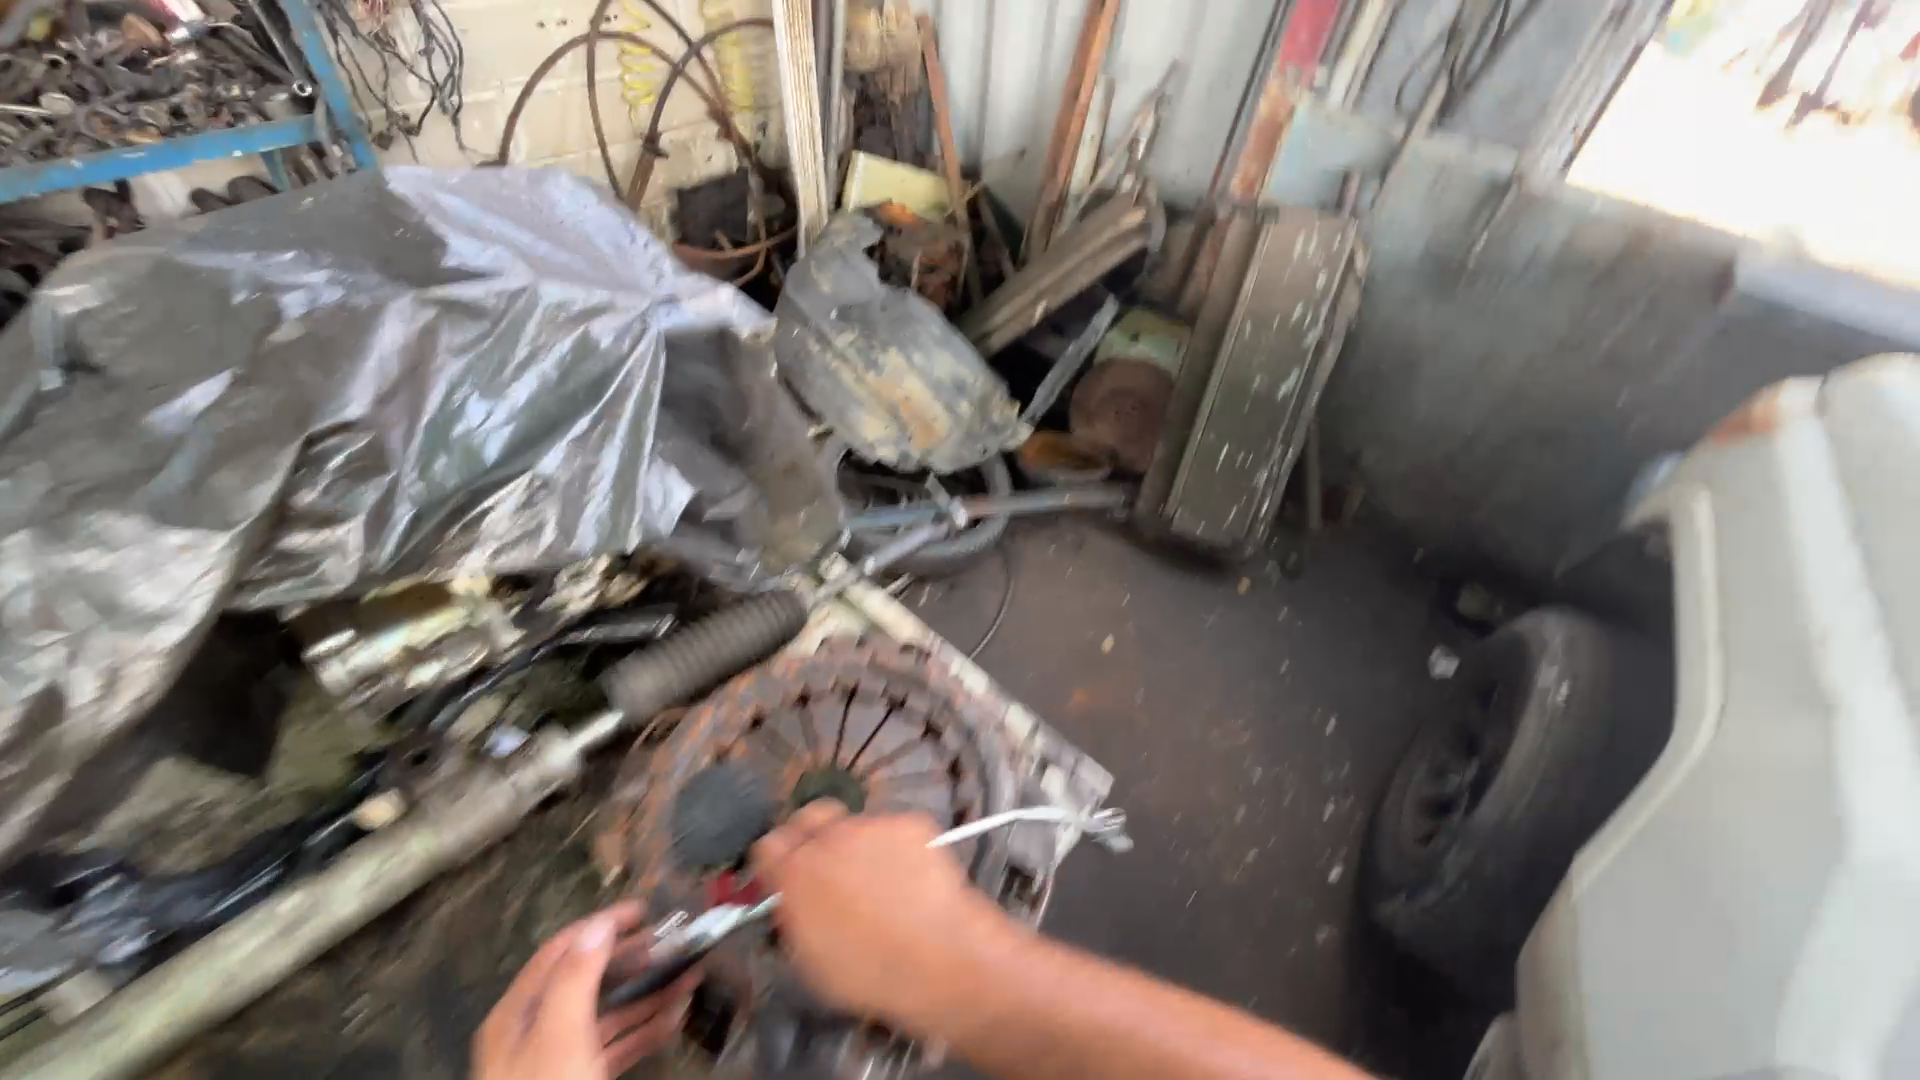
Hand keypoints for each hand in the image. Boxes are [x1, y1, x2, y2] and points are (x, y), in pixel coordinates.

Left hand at [472, 902, 700, 1079]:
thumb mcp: (560, 1036)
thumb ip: (577, 977)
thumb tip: (600, 924)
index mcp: (519, 1013)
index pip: (562, 951)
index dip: (603, 925)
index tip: (648, 910)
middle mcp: (536, 1030)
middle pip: (589, 979)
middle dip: (635, 960)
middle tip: (677, 943)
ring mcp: (559, 1061)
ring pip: (609, 1013)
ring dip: (649, 994)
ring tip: (691, 977)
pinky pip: (616, 1047)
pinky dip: (645, 1031)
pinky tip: (676, 1020)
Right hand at [749, 801, 1017, 1034]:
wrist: (939, 957)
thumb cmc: (869, 972)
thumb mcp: (810, 959)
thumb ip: (793, 917)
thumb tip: (791, 900)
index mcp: (796, 872)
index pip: (767, 845)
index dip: (775, 860)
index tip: (783, 873)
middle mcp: (830, 837)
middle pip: (808, 818)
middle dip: (810, 837)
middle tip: (826, 866)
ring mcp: (873, 824)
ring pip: (854, 824)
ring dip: (857, 844)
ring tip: (879, 880)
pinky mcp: (911, 822)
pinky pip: (893, 830)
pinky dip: (896, 847)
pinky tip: (909, 876)